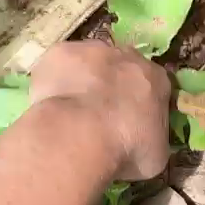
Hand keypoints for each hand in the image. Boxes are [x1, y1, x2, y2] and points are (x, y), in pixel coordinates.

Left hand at [19, 41, 170, 180]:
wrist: (81, 135)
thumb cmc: (125, 148)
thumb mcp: (155, 154)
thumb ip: (153, 137)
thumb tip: (145, 140)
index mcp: (156, 80)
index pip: (152, 86)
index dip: (138, 102)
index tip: (127, 120)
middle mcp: (129, 57)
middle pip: (121, 68)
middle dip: (111, 86)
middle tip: (95, 115)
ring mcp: (94, 50)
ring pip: (88, 62)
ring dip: (82, 79)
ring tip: (69, 111)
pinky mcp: (60, 52)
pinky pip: (57, 65)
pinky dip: (53, 79)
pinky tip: (47, 102)